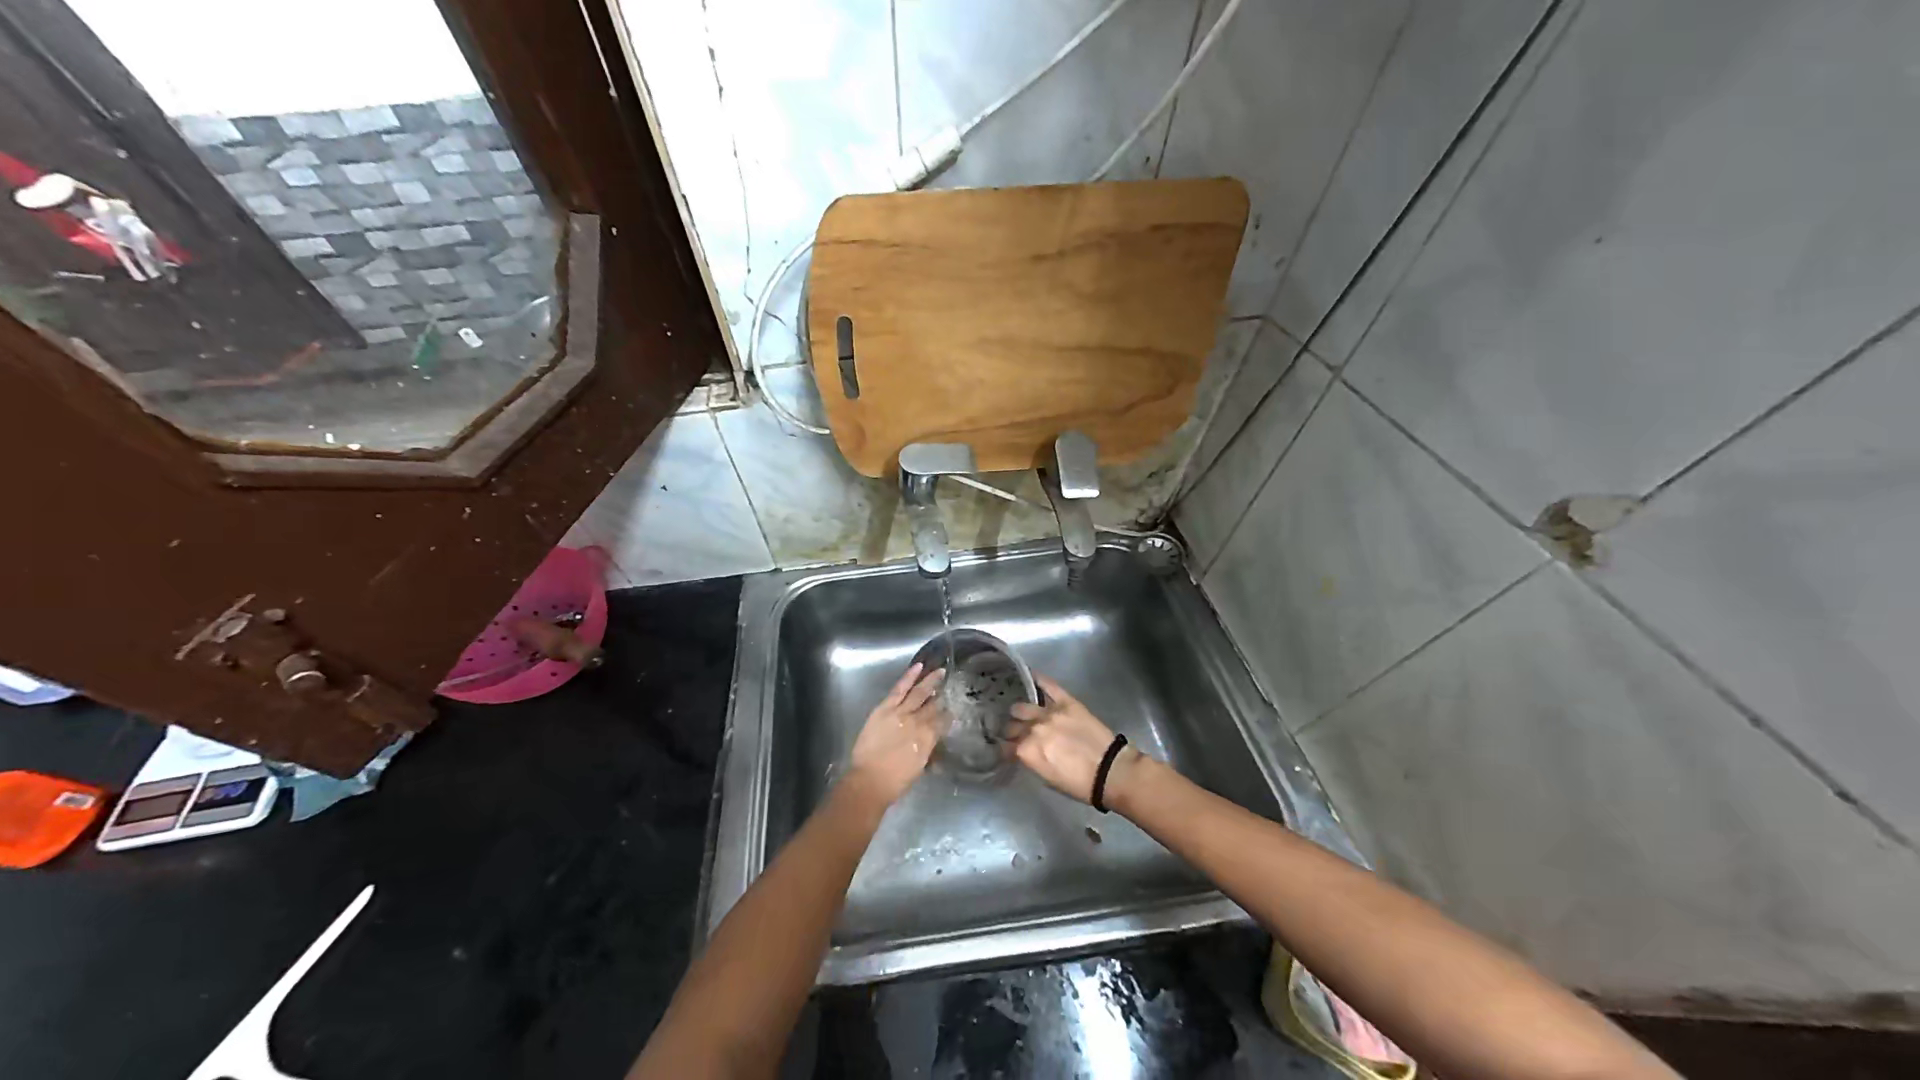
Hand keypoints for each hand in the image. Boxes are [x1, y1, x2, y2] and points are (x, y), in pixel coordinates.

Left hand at [846, 662, 945, 804]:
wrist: (870, 780)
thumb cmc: (895, 782)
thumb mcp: (919, 768)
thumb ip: (927, 751)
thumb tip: (931, 742)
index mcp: (929, 739)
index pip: (943, 722)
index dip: (948, 714)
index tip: (953, 708)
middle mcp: (919, 722)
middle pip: (934, 706)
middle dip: (942, 695)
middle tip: (950, 684)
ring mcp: (902, 712)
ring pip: (920, 692)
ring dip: (931, 681)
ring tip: (940, 671)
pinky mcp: (885, 708)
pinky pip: (900, 688)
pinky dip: (909, 676)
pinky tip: (919, 666)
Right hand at [1008, 675, 1136, 804]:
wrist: (1111, 771)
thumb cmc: (1079, 784)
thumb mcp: (1047, 778)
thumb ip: (1031, 760)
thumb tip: (1024, 752)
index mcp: (1026, 751)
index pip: (1005, 747)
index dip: (1006, 749)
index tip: (1008, 749)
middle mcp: (1033, 729)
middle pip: (1012, 726)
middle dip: (1012, 731)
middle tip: (1018, 734)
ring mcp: (1049, 713)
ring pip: (1022, 707)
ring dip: (1020, 712)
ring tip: (1024, 713)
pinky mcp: (1066, 702)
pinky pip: (1048, 686)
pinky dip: (1038, 680)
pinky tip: (1029, 675)